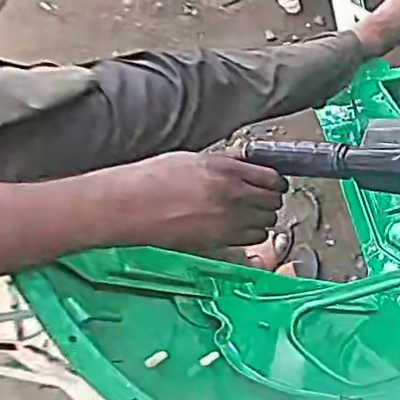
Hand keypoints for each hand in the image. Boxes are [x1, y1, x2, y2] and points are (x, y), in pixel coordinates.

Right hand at [93, 151, 286, 248]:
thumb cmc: (149, 180)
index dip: (275, 183)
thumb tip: (248, 163)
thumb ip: (225, 162)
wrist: (124, 206)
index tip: (272, 185)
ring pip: (268, 221)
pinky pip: (254, 238)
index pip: (272, 178)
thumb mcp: (190, 159)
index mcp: (225, 170)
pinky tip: (235, 228)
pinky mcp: (221, 240)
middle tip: (257, 200)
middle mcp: (232, 194)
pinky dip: (250, 234)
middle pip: (274, 201)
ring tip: (243, 215)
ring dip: (261, 218)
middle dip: (269, 200)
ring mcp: (229, 219)